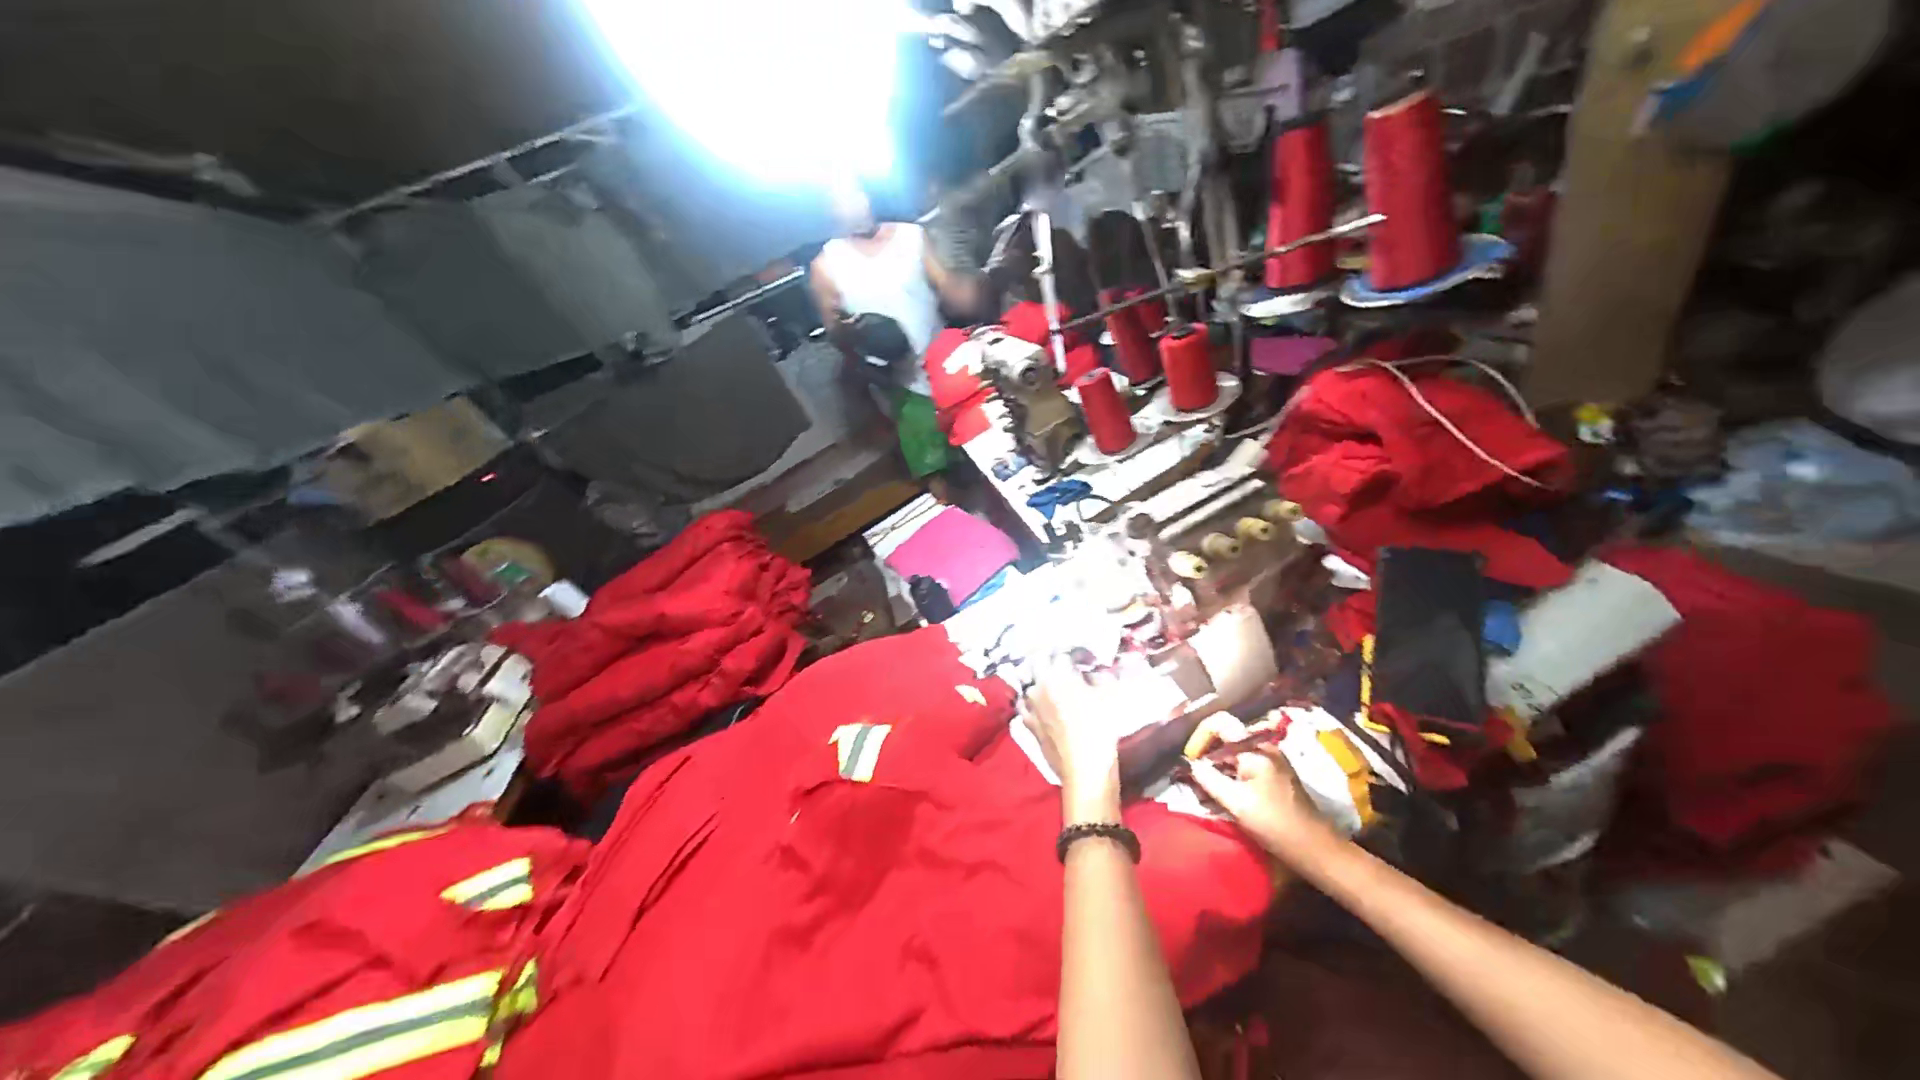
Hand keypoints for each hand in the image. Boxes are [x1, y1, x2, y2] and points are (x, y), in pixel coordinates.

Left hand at [1023, 663, 1124, 824]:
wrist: (1085, 764)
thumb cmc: (1100, 725)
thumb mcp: (1109, 695)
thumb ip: (1101, 677)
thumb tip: (1096, 672)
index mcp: (1058, 673)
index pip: (1064, 653)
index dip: (1077, 653)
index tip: (1087, 659)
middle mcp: (1039, 684)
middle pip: (1039, 661)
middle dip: (1051, 658)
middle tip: (1065, 663)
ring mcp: (1030, 704)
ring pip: (1028, 682)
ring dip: (1038, 678)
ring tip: (1050, 681)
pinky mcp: (1028, 722)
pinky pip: (1023, 705)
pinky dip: (1030, 700)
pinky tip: (1037, 702)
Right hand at [1185, 717, 1338, 864]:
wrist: (1314, 847)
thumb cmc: (1275, 824)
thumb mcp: (1236, 802)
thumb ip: (1209, 779)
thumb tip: (1190, 763)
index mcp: (1256, 749)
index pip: (1219, 725)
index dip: (1199, 739)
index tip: (1189, 760)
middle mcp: (1264, 747)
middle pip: (1225, 737)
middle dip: (1205, 754)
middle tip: (1191, 775)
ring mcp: (1270, 759)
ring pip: (1233, 752)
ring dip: (1216, 765)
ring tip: (1203, 786)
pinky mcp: (1272, 773)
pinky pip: (1243, 763)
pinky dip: (1228, 773)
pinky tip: (1220, 791)